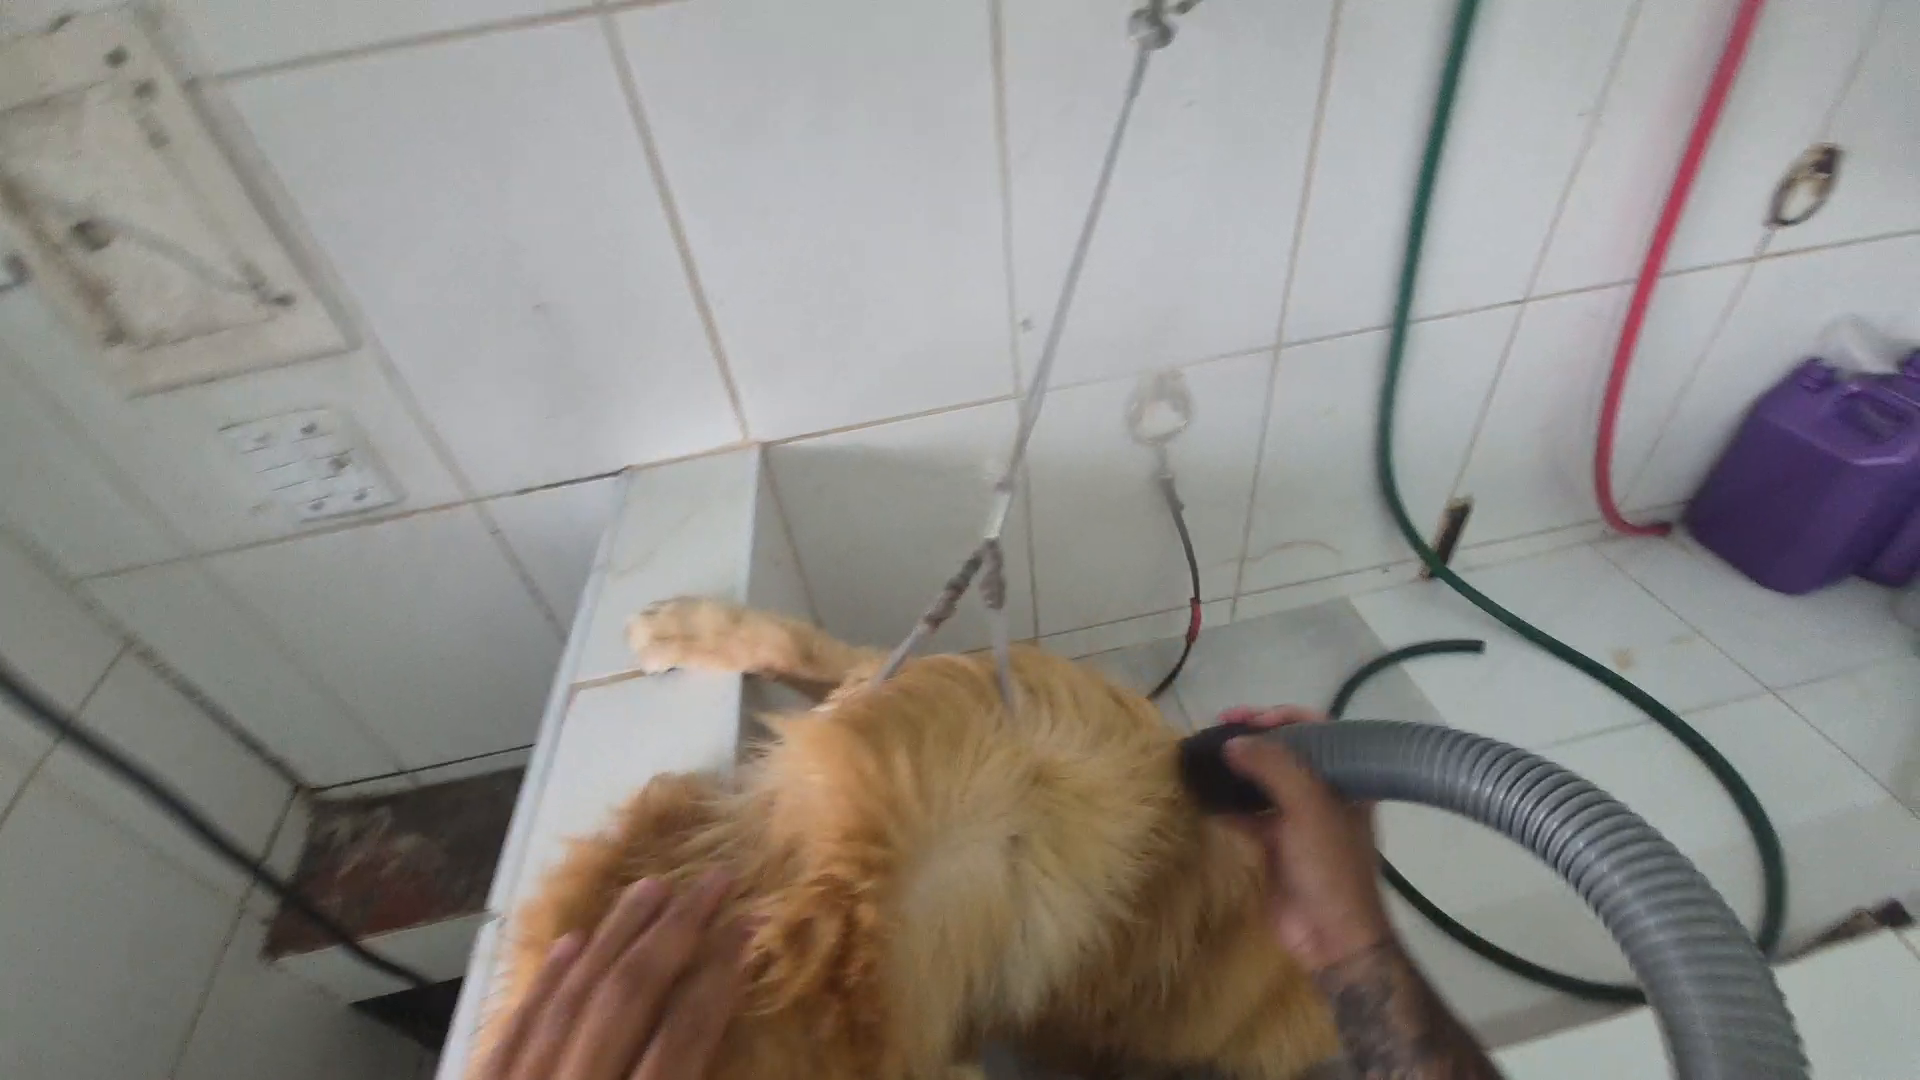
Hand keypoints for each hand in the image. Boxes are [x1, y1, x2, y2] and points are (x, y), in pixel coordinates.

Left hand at [482, 872, 746, 1079]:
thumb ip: (690, 1069)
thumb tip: (725, 998)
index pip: (686, 1031)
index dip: (721, 972)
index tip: (748, 922)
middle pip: (628, 996)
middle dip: (676, 929)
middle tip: (715, 879)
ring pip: (570, 1000)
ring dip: (615, 936)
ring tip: (653, 885)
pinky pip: (508, 1036)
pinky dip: (542, 985)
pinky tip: (571, 941)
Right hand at [1217, 706, 1391, 973]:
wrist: (1330, 937)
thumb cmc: (1330, 865)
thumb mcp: (1308, 807)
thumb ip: (1272, 767)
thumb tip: (1231, 742)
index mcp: (1347, 780)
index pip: (1320, 729)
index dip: (1285, 715)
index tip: (1252, 717)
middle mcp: (1324, 794)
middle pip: (1287, 750)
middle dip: (1254, 736)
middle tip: (1222, 726)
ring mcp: (1299, 819)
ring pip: (1264, 779)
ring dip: (1237, 765)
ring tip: (1207, 753)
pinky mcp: (1275, 842)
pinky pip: (1246, 812)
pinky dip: (1225, 801)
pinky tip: (1202, 792)